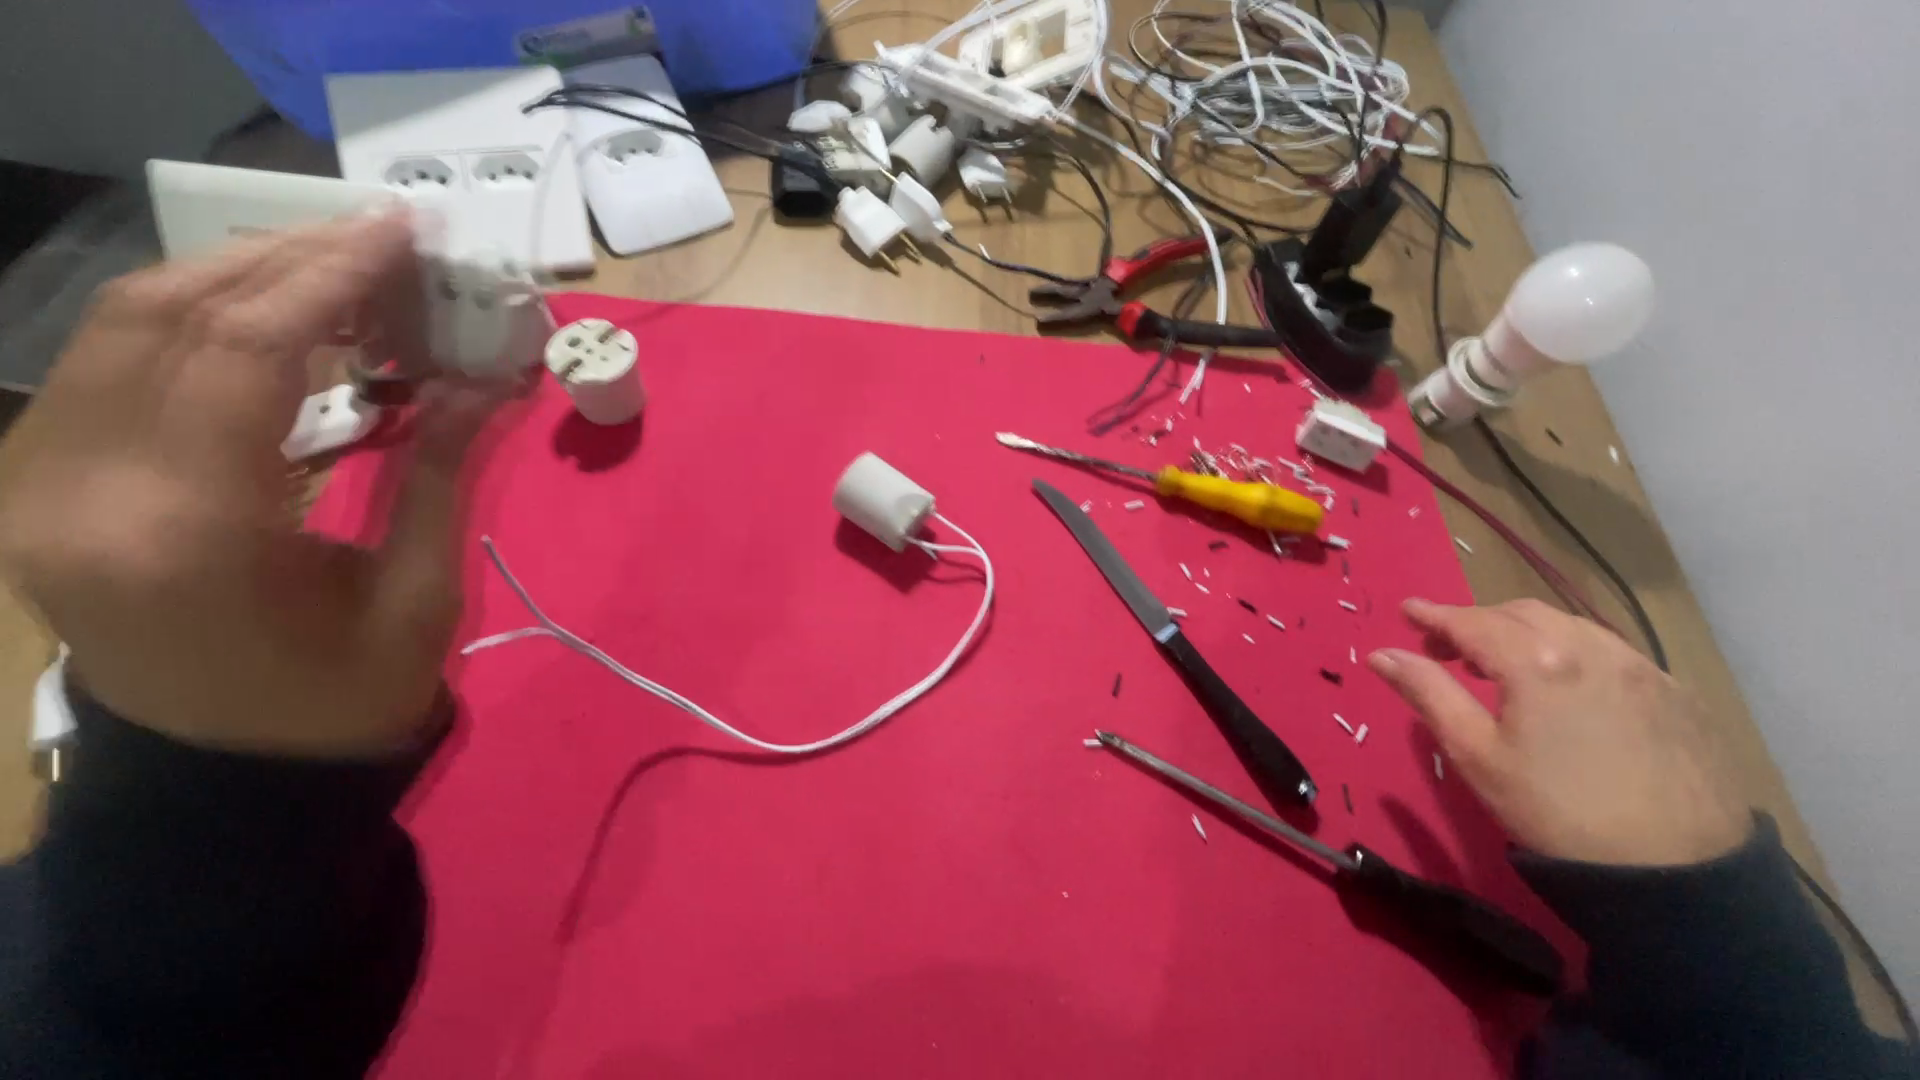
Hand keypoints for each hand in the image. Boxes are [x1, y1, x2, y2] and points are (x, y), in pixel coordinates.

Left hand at [0, 212, 514, 757]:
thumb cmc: (341, 700)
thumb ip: (440, 474)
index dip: (330, 276)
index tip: (401, 230)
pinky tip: (279, 324)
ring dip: (238, 280)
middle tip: (382, 241)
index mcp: (190, 530)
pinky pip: (115, 364)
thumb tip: (483, 378)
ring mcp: (44, 484)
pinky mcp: (47, 482)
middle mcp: (83, 489)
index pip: (246, 352)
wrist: (228, 775)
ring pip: (126, 326)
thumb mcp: (419, 597)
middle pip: (168, 317)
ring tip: (340, 271)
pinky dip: (201, 322)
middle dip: (285, 259)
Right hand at [1369, 598, 1752, 866]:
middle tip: (1446, 649)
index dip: (1434, 614)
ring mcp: (1642, 667)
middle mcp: (1592, 647)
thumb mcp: (1476, 754)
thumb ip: (1428, 693)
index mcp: (1537, 660)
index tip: (1406, 610)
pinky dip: (1570, 651)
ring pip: (1570, 626)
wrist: (1677, 872)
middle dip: (1478, 621)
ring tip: (1502, 666)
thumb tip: (1382, 654)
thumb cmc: (1555, 811)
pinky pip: (1610, 651)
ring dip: (1525, 632)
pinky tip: (1565, 687)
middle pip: (1521, 613)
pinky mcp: (1676, 693)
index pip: (1473, 621)